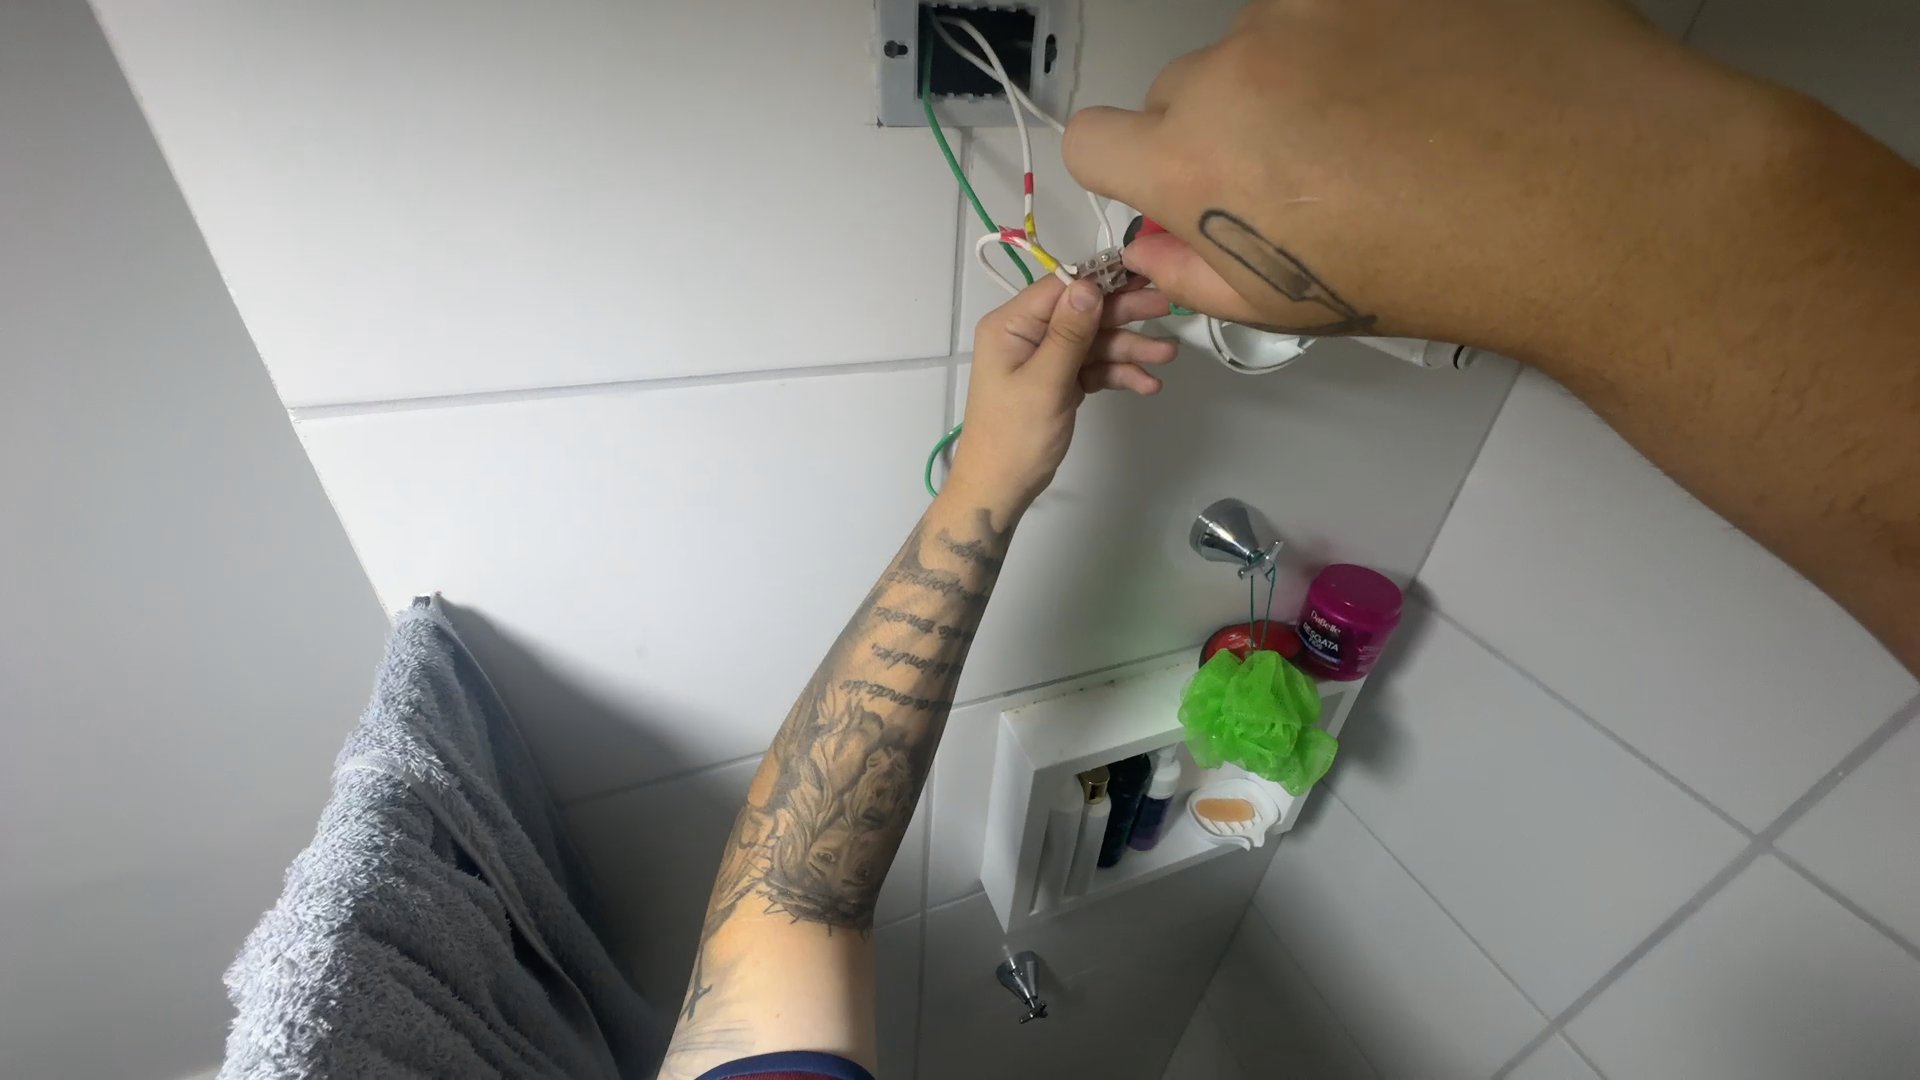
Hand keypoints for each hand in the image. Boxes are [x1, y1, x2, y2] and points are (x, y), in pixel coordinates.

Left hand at [943, 277, 1173, 519]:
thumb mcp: (1044, 382)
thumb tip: (1089, 284)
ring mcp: (1044, 360)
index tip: (1144, 275)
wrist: (1000, 487)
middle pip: (1082, 313)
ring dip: (1128, 349)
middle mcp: (1026, 335)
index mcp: (1011, 326)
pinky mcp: (1059, 383)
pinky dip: (1117, 374)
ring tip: (1167, 357)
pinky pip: (1092, 369)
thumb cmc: (1014, 436)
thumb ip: (1068, 333)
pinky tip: (1146, 384)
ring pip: (1093, 343)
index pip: (1061, 288)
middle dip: (1123, 314)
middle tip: (1167, 308)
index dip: (1102, 280)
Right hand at [1062, 0, 1790, 357]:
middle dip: (1207, 132)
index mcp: (1192, 160)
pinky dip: (1348, 39)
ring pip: (1255, 45)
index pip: (1090, 141)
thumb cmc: (1418, 271)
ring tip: (1368, 124)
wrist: (1581, 195)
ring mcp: (1313, 0)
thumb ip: (1184, 269)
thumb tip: (1155, 236)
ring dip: (1282, 81)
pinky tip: (1411, 78)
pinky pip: (1328, 6)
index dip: (1118, 170)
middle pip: (1175, 91)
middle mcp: (1234, 64)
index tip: (1160, 187)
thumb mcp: (1273, 305)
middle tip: (1288, 172)